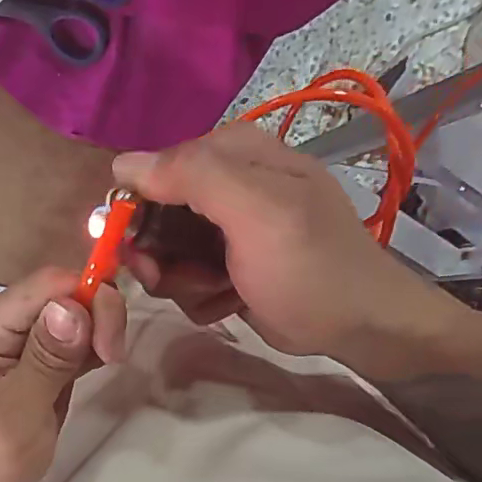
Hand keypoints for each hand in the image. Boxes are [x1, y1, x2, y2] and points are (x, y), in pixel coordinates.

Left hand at [0, 267, 126, 481]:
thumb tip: (72, 306)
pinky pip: (75, 330)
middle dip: (97, 314)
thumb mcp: (19, 409)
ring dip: (100, 328)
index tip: (112, 342)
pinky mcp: (38, 350)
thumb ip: (46, 358)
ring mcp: (18, 333)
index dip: (86, 297)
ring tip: (109, 363)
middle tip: (114, 358)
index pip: (43, 286)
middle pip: (61, 291)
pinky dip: (94, 341)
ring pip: (74, 307)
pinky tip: (101, 361)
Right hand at [114, 123, 461, 356]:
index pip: (154, 168)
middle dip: (158, 253)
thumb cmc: (310, 269)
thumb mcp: (258, 213)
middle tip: (168, 278)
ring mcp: (224, 226)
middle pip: (153, 213)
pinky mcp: (225, 262)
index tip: (140, 249)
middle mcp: (226, 183)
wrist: (359, 328)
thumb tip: (122, 164)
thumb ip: (193, 177)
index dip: (139, 209)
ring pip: (163, 250)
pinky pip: (183, 274)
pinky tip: (226, 301)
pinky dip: (196, 294)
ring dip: (179, 279)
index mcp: (234, 154)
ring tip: (215, 291)